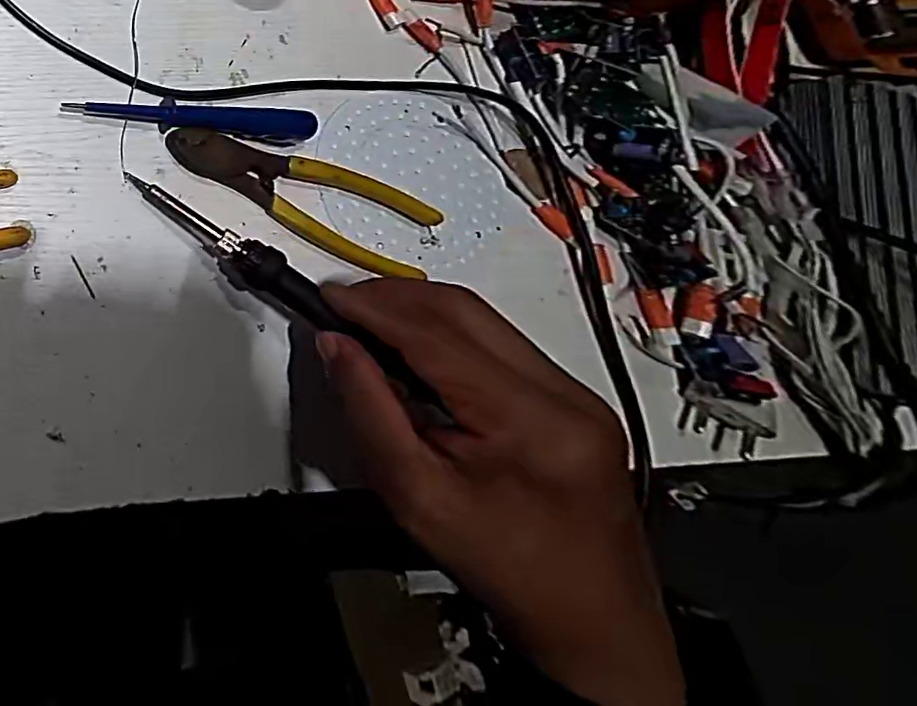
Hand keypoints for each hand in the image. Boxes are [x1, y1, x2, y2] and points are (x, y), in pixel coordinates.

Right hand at [318, 280, 682, 705]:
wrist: (587, 619)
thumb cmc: (505, 565)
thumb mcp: (412, 492)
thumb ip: (368, 408)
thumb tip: (338, 346)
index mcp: (533, 423)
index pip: (435, 336)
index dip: (373, 309)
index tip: (330, 298)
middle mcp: (566, 397)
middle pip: (462, 310)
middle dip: (391, 296)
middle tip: (341, 303)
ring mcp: (574, 395)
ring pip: (479, 316)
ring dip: (415, 308)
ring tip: (366, 320)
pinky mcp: (569, 399)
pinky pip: (495, 338)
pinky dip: (441, 329)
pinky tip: (409, 345)